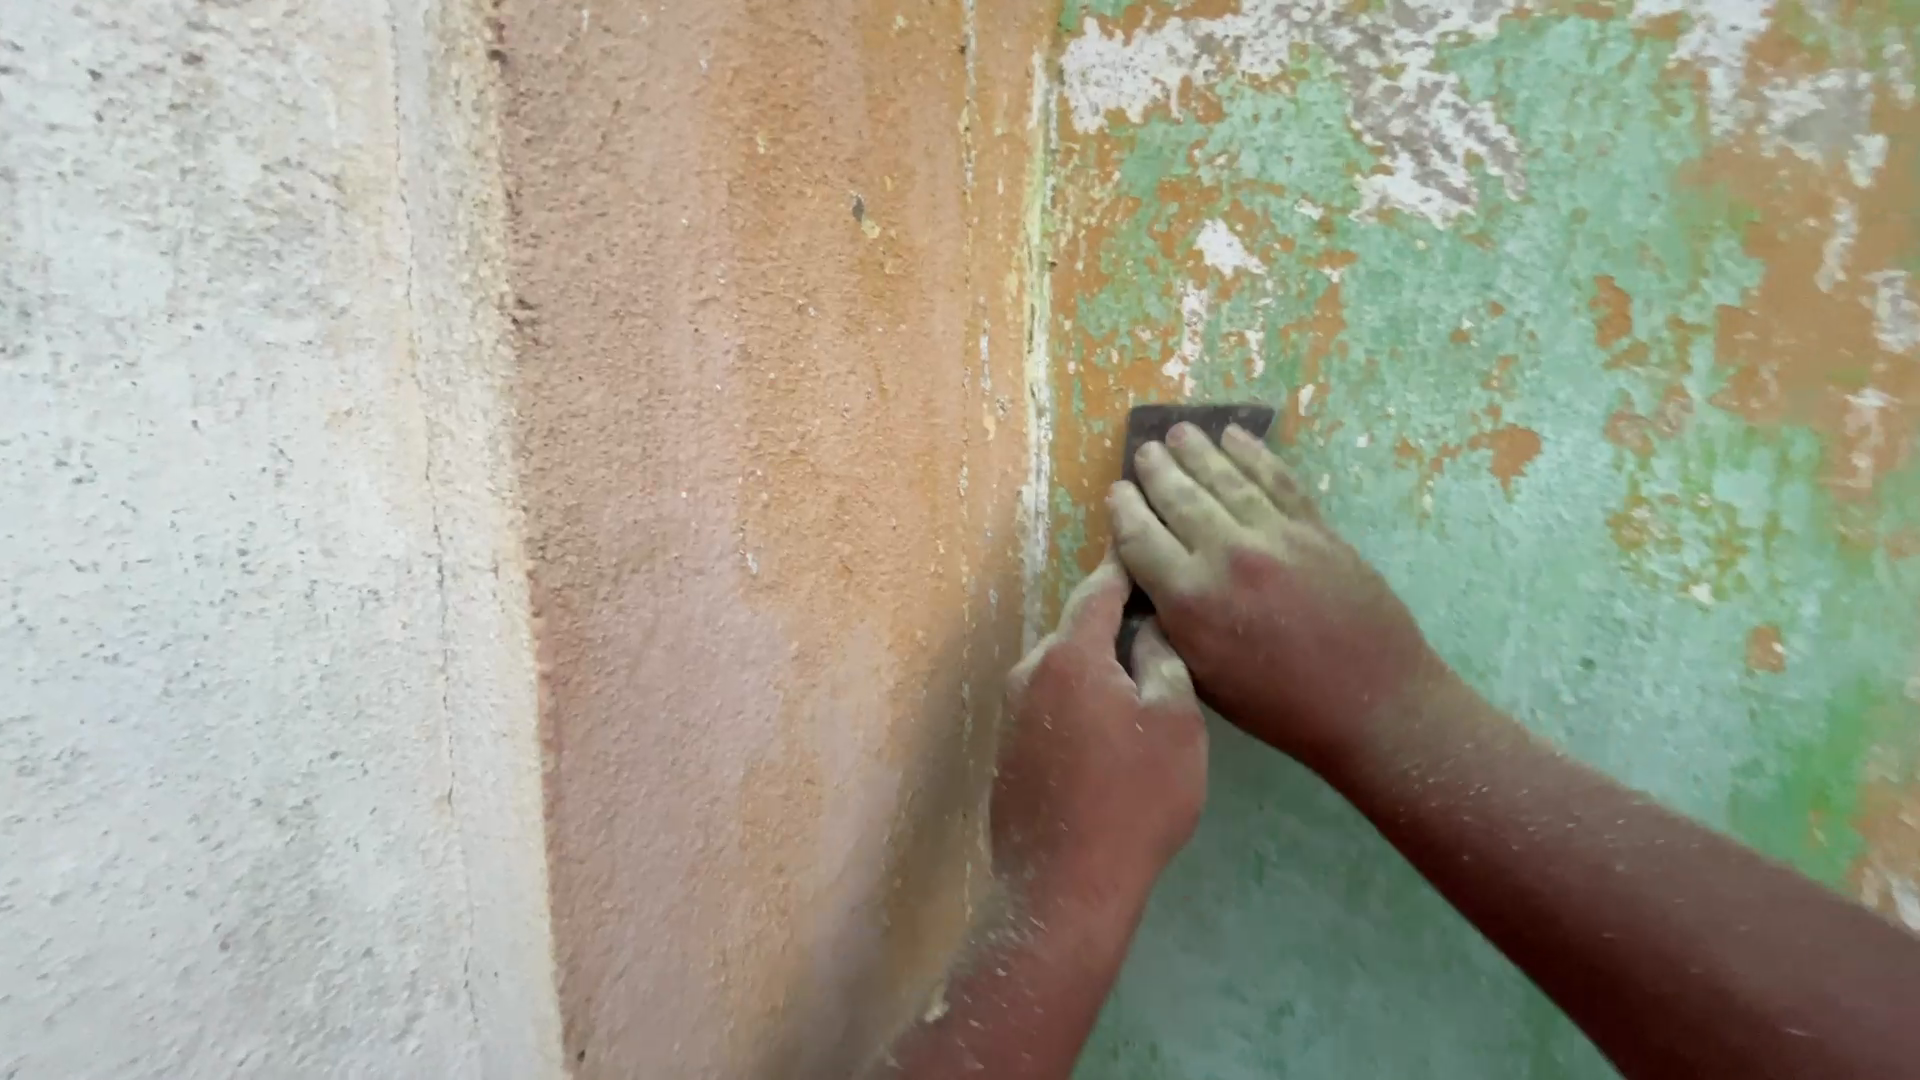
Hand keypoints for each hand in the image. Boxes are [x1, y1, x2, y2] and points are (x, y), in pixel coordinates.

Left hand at [995, 554, 1205, 909]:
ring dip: (1098, 661)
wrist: (1063, 884)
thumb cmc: (1132, 800)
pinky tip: (1106, 722)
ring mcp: (1012, 708)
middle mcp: (1029, 670)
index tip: (1143, 545)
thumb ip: (1162, 660)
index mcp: (1068, 654)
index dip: (1125, 566)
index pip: (1098, 589)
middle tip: (1160, 624)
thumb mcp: (1173, 723)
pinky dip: (1079, 693)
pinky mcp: (1009, 743)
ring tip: (1139, 676)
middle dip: (1116, 620)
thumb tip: (1148, 627)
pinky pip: (1050, 698)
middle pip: (1079, 627)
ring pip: (1064, 664)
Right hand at [1106, 422, 1444, 774]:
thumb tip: (1148, 583)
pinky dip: (1254, 455)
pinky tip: (1235, 437)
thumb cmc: (1276, 704)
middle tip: (1144, 450)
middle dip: (1156, 471)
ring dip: (1198, 452)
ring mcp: (1274, 536)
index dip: (1123, 510)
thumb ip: (1167, 625)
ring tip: (1179, 432)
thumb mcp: (1200, 678)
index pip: (1139, 538)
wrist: (1371, 703)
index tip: (1115, 491)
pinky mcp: (1315, 529)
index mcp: (1190, 598)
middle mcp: (1226, 555)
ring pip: (1225, 480)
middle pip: (1179, 498)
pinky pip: (1277, 480)